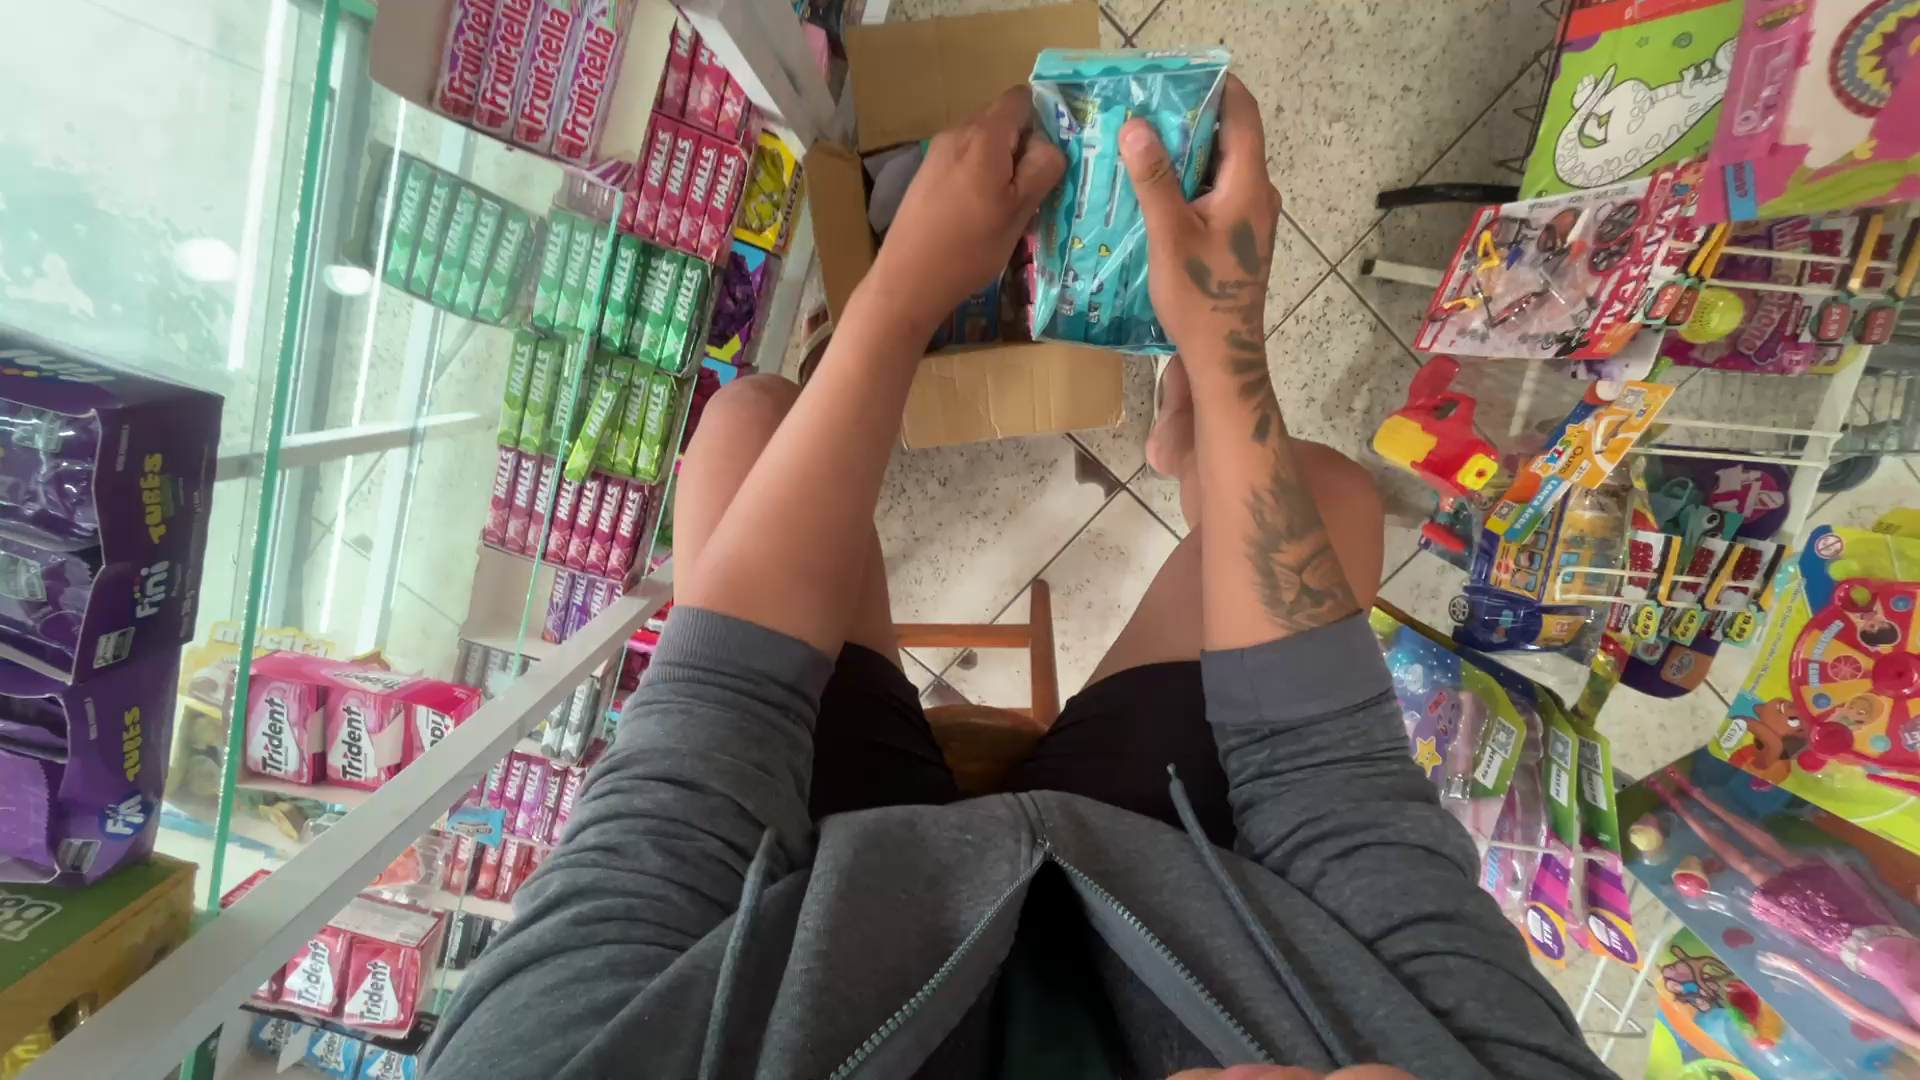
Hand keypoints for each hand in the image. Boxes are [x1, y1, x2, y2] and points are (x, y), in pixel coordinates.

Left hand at [867, 87, 1065, 335]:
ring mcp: (936, 154)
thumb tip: (1048, 145)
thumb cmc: (970, 247)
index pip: (1022, 99)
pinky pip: (961, 164)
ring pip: (980, 146)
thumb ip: (1042, 168)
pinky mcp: (924, 177)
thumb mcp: (1020, 211)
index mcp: (985, 134)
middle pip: (1000, 122)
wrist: (909, 280)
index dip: (1041, 124)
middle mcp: (957, 132)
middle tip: (1026, 195)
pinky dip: (975, 181)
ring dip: (997, 169)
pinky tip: (973, 218)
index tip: (1043, 165)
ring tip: (999, 212)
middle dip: (1019, 150)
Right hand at [1120, 76, 1278, 378]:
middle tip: (1146, 122)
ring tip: (1144, 158)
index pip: (1241, 112)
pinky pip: (1217, 199)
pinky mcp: (1240, 241)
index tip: (1174, 84)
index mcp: (1248, 183)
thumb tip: (1136, 127)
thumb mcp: (1169, 234)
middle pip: (1230, 141)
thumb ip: (1154, 179)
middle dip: (1189, 126)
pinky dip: (1191, 190)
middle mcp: (1258, 194)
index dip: (1214, 89)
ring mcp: (1252, 219)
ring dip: (1186, 162)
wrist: (1222, 353)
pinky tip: (1158, 202)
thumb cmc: (1199, 296)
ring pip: (1221, 172)